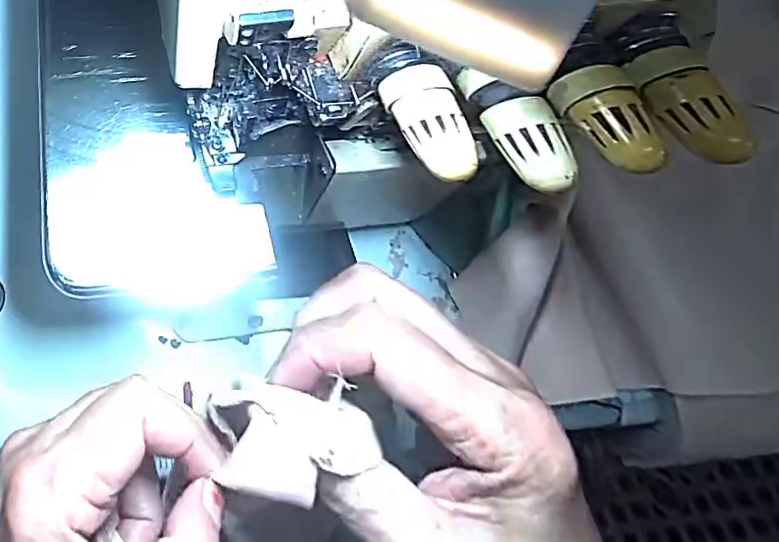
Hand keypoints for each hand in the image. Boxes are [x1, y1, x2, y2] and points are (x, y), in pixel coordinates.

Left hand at [0, 376, 227, 541]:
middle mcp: (28, 452)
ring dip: (143, 474)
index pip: (137, 402)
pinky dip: (118, 479)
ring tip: (135, 539)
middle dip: (168, 456)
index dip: (190, 434)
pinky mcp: (28, 462)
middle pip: (125, 403)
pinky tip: (110, 529)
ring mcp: (24, 452)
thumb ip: (186, 538)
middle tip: (189, 510)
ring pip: (113, 419)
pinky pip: (92, 441)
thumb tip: (209, 489)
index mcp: (47, 481)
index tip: (216, 476)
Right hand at [268, 264, 598, 541]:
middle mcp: (495, 374)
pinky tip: (334, 383)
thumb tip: (287, 427)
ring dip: (327, 325)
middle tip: (286, 384)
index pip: (380, 334)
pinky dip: (345, 338)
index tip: (276, 392)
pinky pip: (390, 320)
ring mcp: (480, 364)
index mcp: (502, 422)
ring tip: (305, 381)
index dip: (313, 349)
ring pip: (380, 294)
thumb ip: (358, 487)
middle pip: (377, 293)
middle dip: (315, 326)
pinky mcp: (463, 366)